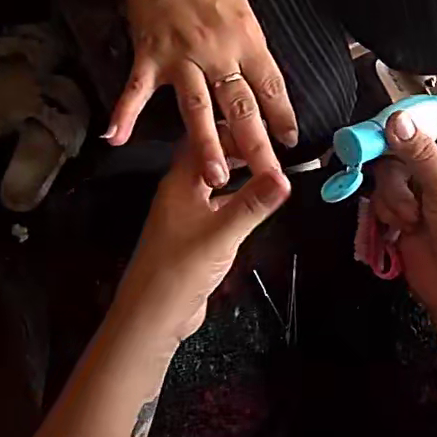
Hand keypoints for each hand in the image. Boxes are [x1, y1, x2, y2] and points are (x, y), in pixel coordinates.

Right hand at [106, 0, 298, 186]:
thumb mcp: (239, 6)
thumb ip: (247, 45)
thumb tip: (257, 79)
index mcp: (246, 37)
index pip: (270, 85)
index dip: (283, 116)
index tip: (291, 141)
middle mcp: (217, 51)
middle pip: (241, 106)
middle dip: (256, 145)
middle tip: (268, 178)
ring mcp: (181, 56)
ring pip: (197, 108)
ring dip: (205, 145)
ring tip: (214, 177)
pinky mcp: (148, 55)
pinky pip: (137, 90)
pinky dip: (124, 114)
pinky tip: (115, 138)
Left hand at [114, 140, 290, 340]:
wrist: (151, 313)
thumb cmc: (180, 268)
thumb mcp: (221, 233)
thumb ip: (253, 204)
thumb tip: (284, 175)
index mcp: (180, 181)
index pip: (204, 140)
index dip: (231, 130)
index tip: (263, 123)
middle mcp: (180, 192)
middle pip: (210, 160)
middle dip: (238, 151)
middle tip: (274, 145)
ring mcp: (186, 214)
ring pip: (215, 184)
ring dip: (239, 176)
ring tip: (272, 168)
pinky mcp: (193, 236)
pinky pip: (217, 207)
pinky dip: (237, 201)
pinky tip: (257, 204)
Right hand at [369, 110, 436, 368]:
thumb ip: (421, 153)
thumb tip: (398, 120)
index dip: (423, 112)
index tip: (398, 118)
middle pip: (404, 140)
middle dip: (395, 158)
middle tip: (381, 159)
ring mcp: (419, 190)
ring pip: (386, 169)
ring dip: (393, 193)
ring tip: (412, 216)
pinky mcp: (399, 209)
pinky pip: (377, 194)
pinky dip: (385, 209)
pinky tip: (402, 225)